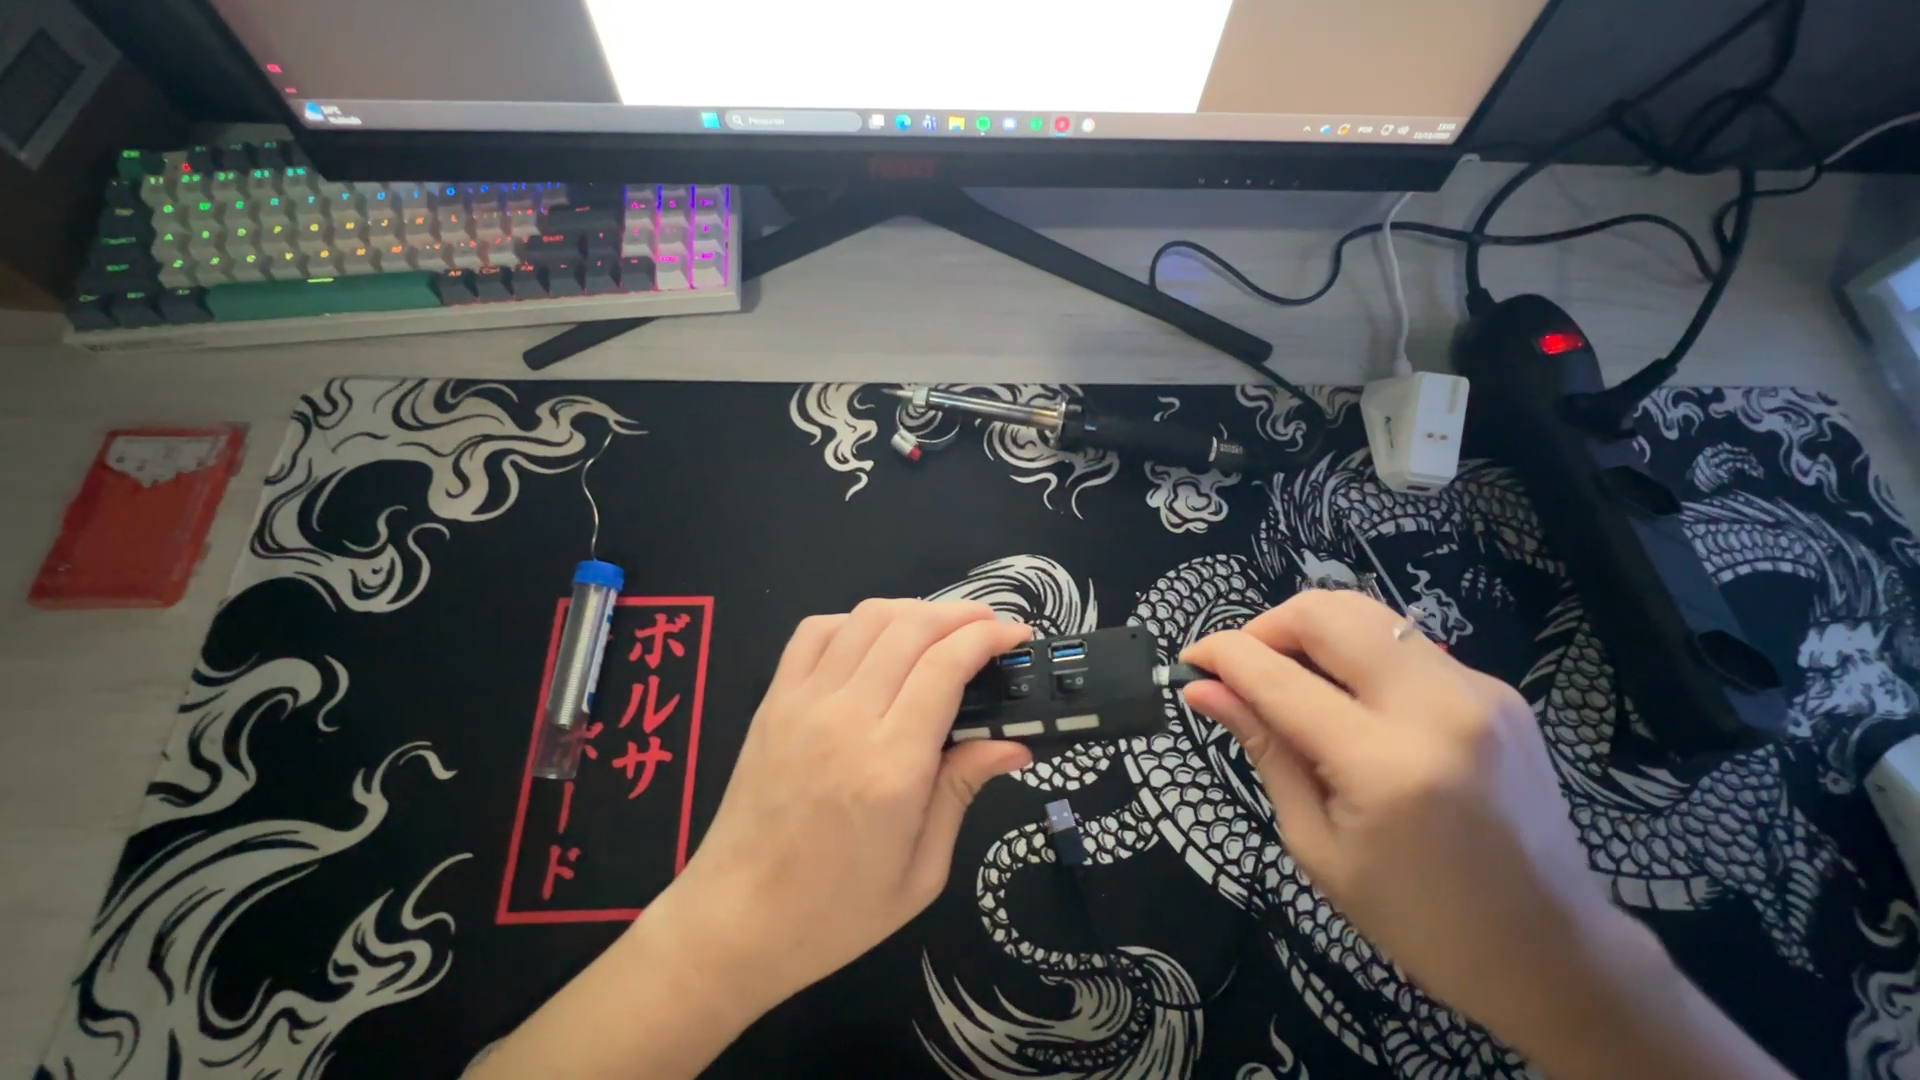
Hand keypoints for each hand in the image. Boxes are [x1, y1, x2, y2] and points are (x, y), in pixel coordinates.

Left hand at [643, 599, 1033, 1013]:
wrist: (736, 921)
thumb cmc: (836, 912)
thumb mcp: (921, 871)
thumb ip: (962, 791)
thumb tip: (1014, 744)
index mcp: (891, 766)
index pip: (945, 666)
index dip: (988, 638)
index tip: (1018, 636)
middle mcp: (846, 719)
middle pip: (910, 628)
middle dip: (961, 614)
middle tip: (991, 627)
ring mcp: (802, 703)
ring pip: (865, 619)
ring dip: (914, 610)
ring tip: (942, 629)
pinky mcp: (773, 701)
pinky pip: (813, 632)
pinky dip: (854, 621)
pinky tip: (875, 642)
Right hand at [1179, 590, 1627, 1040]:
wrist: (1549, 949)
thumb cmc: (1416, 917)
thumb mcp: (1317, 843)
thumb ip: (1265, 749)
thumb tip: (1205, 691)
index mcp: (1384, 763)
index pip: (1278, 677)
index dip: (1222, 655)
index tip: (1191, 659)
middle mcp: (1436, 708)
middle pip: (1329, 613)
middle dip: (1268, 625)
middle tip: (1243, 667)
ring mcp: (1478, 691)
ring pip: (1370, 615)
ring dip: (1313, 633)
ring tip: (1290, 679)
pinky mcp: (1498, 691)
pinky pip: (1406, 646)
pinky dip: (1360, 656)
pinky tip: (1352, 704)